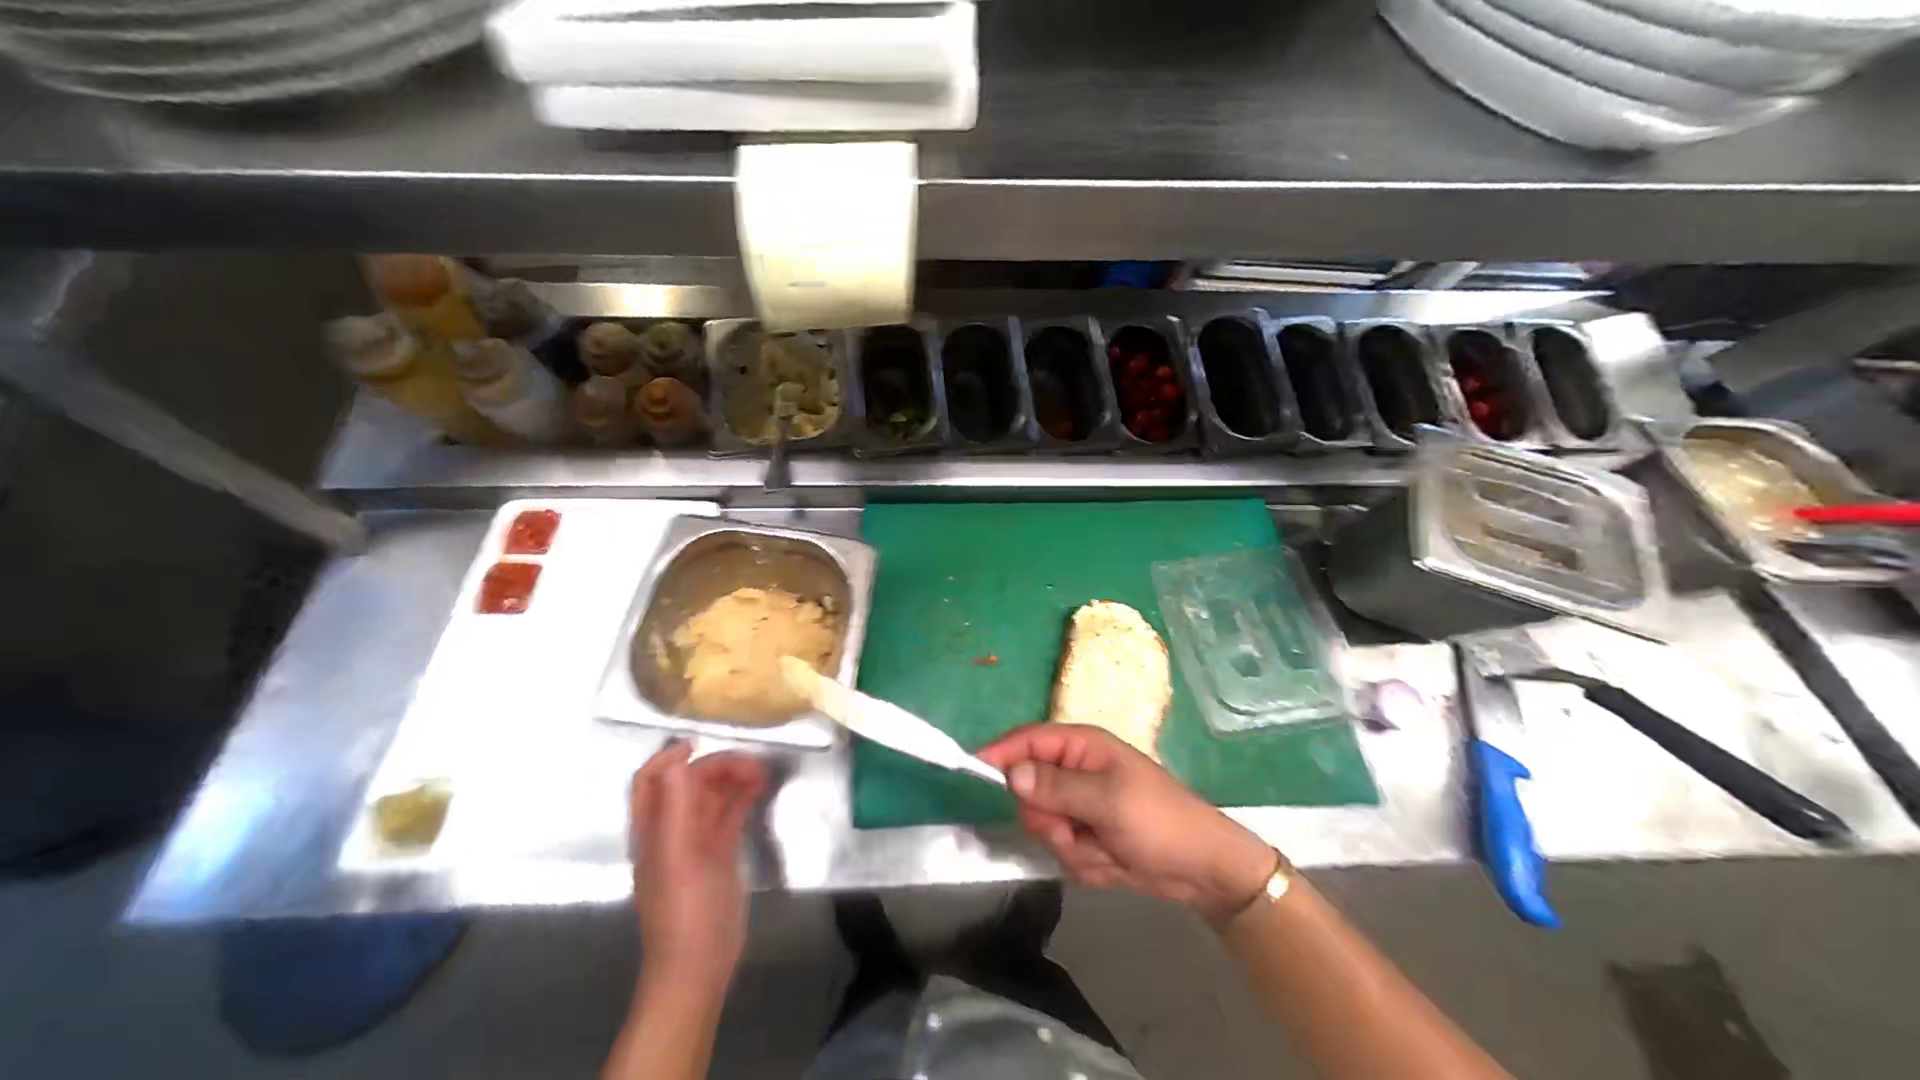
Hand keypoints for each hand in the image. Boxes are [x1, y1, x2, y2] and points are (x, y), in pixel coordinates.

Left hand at [628, 741, 768, 994]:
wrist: (699, 965)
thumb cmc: (683, 911)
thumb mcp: (677, 857)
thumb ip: (675, 808)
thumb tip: (677, 761)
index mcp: (652, 829)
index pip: (650, 780)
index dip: (668, 757)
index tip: (699, 743)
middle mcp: (672, 830)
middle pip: (688, 784)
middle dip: (715, 766)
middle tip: (751, 763)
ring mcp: (697, 842)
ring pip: (712, 796)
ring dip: (733, 778)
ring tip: (761, 772)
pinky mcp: (720, 854)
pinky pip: (729, 814)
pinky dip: (743, 797)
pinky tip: (760, 788)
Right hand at [977, 724, 1278, 924]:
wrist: (1203, 871)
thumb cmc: (1159, 821)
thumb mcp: (1107, 801)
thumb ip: (1056, 786)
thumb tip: (1010, 772)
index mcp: (1082, 747)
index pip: (1028, 740)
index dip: (1000, 753)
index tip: (973, 771)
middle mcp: (1075, 771)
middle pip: (1029, 790)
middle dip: (1049, 820)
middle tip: (1075, 830)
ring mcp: (1080, 806)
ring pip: (1043, 825)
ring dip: (1070, 846)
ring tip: (1105, 850)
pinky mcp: (1085, 835)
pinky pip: (1061, 848)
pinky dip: (1083, 862)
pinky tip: (1112, 863)